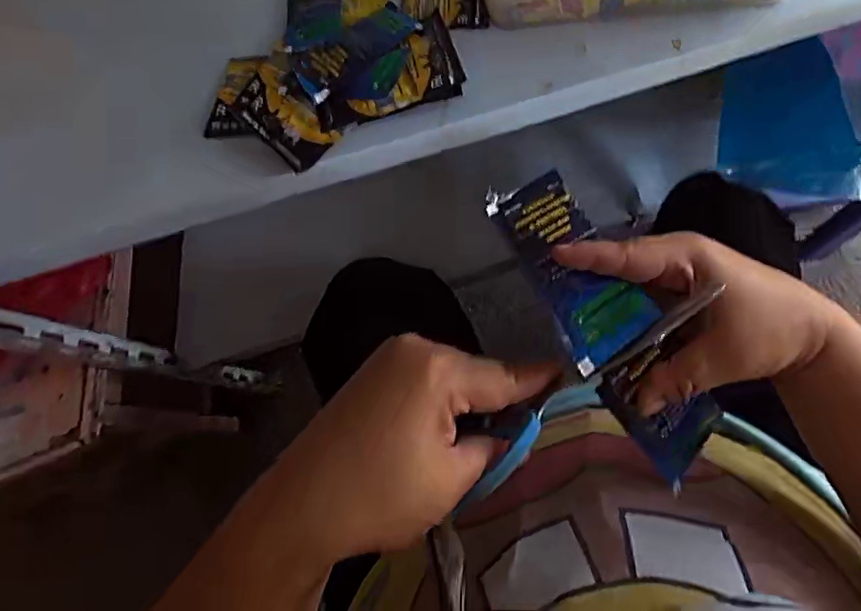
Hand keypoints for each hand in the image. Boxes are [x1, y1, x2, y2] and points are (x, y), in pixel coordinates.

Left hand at [279, 334, 553, 559]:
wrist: (296, 511)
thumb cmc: (378, 497)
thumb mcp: (450, 481)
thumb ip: (491, 448)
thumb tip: (510, 433)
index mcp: (439, 369)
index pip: (502, 376)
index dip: (536, 380)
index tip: (565, 371)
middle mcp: (416, 348)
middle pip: (475, 373)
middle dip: (496, 398)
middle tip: (521, 424)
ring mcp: (390, 355)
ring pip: (451, 375)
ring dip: (467, 400)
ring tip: (481, 432)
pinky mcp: (373, 370)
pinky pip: (425, 377)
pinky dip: (440, 398)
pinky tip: (443, 425)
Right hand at [553, 233, 848, 415]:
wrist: (810, 334)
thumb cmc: (770, 327)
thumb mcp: (723, 355)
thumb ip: (677, 378)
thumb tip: (636, 403)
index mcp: (687, 257)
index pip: (630, 255)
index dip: (592, 257)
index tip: (555, 254)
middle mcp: (679, 261)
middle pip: (626, 270)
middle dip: (590, 283)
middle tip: (550, 295)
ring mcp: (683, 279)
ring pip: (635, 290)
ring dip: (609, 308)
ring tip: (569, 323)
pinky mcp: (687, 299)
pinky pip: (650, 307)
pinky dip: (631, 323)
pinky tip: (611, 344)